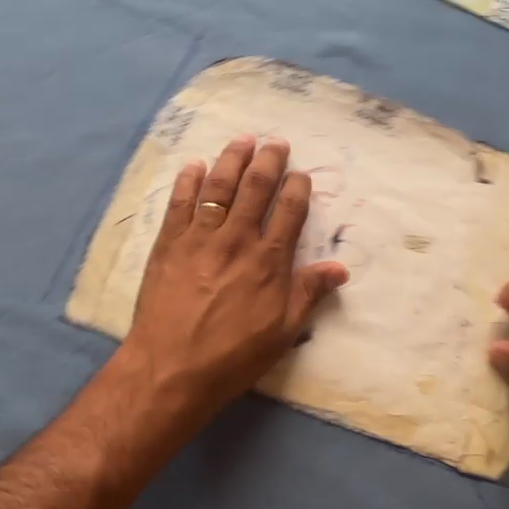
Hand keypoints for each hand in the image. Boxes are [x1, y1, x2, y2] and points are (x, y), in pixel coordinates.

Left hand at [119, 134, 347, 421]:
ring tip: (243, 140)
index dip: (297, 187)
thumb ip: (309, 294)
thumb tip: (339, 267)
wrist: (171, 368)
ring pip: (219, 185)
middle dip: (269, 161)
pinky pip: (180, 202)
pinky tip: (195, 165)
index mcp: (269, 260)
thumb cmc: (233, 356)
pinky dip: (189, 180)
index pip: (289, 211)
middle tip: (276, 142)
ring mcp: (200, 237)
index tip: (301, 173)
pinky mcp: (169, 242)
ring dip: (233, 158)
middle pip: (256, 188)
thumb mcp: (283, 332)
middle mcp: (237, 239)